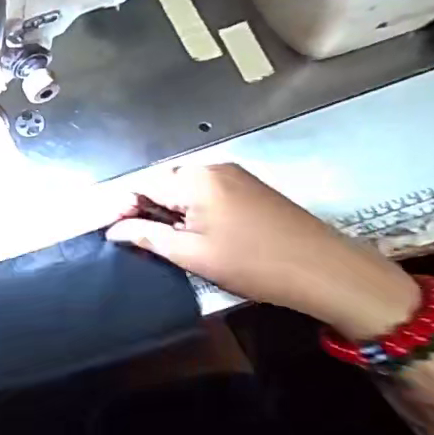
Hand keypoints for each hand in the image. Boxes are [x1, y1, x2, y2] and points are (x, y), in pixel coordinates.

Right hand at [106, 164, 421, 338]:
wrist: (320, 267)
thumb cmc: (250, 263)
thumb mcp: (192, 254)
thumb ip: (148, 236)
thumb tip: (114, 229)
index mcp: (194, 179)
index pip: (142, 183)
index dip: (124, 206)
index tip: (117, 232)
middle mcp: (213, 167)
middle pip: (164, 181)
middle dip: (148, 207)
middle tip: (144, 242)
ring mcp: (235, 174)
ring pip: (187, 187)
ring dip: (172, 210)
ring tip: (173, 242)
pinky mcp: (250, 187)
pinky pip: (209, 191)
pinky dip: (195, 209)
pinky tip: (201, 234)